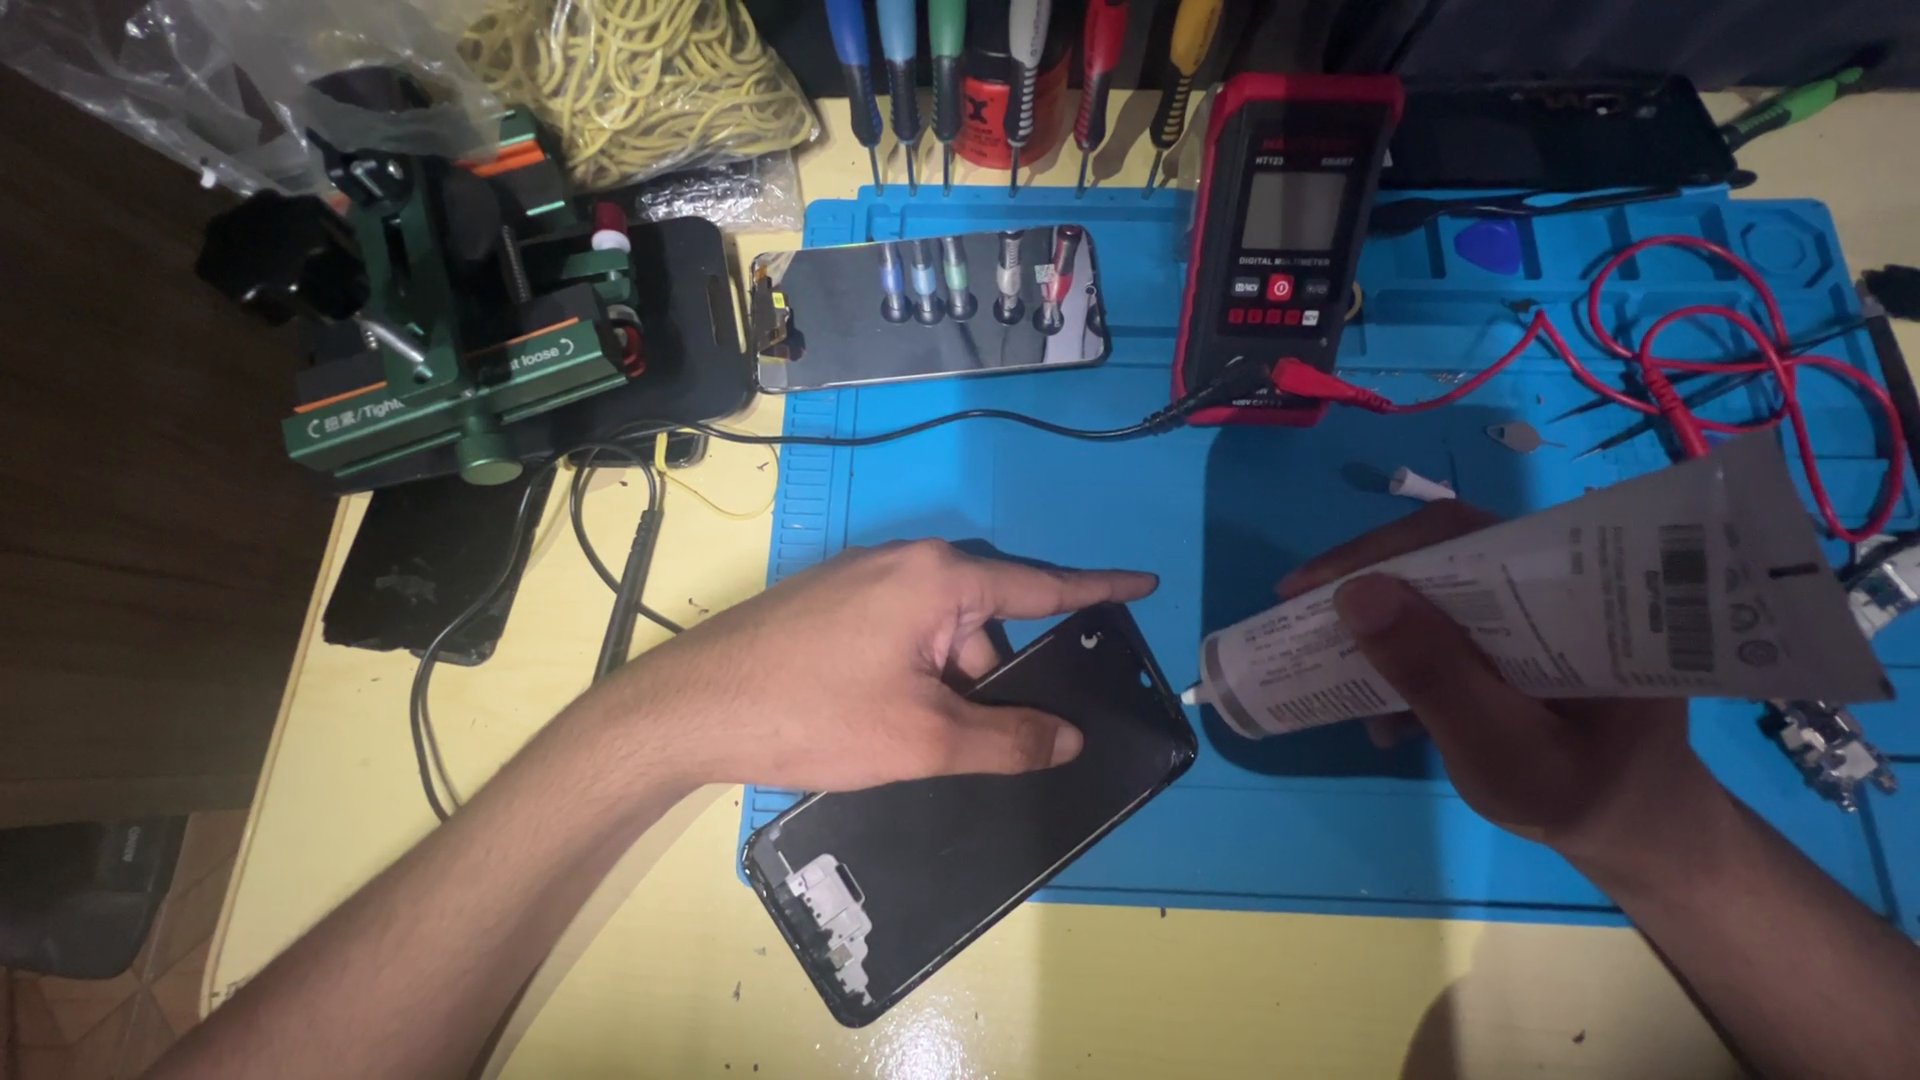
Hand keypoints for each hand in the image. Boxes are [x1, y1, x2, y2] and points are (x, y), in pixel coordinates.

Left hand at [583, 539, 1156, 792]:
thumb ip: (1006, 739)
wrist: (691, 706)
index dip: (1098, 589)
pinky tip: (884, 716)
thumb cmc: (816, 714)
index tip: (1144, 582)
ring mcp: (863, 578)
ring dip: (945, 683)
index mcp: (940, 578)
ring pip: (939, 631)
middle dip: (992, 677)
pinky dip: (914, 672)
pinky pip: (901, 631)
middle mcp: (906, 563)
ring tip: (913, 738)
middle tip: (975, 738)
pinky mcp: (834, 601)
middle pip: (984, 618)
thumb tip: (1069, 740)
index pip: (1040, 583)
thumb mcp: (923, 738)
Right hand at [1279, 502, 1711, 856]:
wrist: (1634, 834)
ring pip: (1432, 585)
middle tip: (1299, 611)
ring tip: (1329, 661)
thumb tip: (1355, 595)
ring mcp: (1527, 609)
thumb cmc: (1583, 797)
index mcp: (1574, 594)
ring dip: (1374, 620)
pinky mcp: (1507, 636)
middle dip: (1363, 582)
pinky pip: (1438, 622)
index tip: (1311, 584)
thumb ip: (1436, 676)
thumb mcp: (1502, 750)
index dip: (1379, 550)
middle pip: (1439, 552)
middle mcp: (1551, 583)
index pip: (1467, 537)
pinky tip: (1379, 705)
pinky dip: (1395, 652)